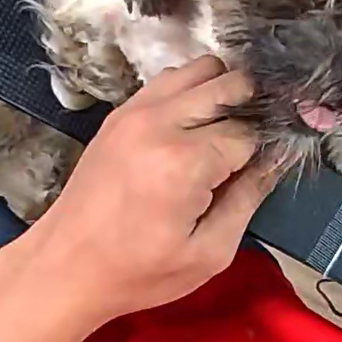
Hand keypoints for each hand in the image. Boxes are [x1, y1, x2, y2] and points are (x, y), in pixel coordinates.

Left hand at [0, 55, 276, 324]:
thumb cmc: (139, 272)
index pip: (249, 132)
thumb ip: (248, 199)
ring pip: (200, 69)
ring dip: (222, 91)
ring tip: (226, 130)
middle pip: (229, 83)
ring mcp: (135, 110)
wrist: (65, 267)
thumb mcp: (209, 252)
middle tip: (255, 142)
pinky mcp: (120, 112)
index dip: (266, 148)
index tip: (270, 164)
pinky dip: (192, 91)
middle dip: (252, 107)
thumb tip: (277, 159)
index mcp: (184, 162)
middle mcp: (159, 122)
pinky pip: (169, 79)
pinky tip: (195, 125)